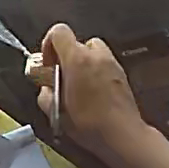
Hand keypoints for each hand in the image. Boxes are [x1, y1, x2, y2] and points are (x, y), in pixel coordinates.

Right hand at [28, 23, 168, 167]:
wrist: (123, 136)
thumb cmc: (88, 123)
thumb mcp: (56, 112)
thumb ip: (45, 95)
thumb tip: (46, 89)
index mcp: (77, 60)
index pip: (59, 32)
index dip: (48, 44)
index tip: (48, 64)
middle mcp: (96, 56)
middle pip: (77, 42)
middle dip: (67, 57)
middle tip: (62, 77)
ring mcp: (112, 64)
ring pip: (93, 52)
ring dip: (82, 63)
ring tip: (77, 86)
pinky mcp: (122, 74)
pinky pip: (104, 64)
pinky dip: (95, 72)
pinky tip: (92, 94)